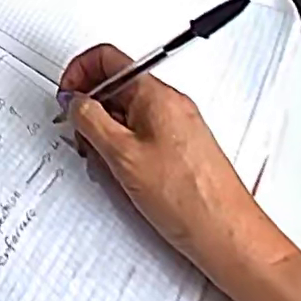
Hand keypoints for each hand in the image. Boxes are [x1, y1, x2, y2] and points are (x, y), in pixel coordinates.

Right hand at [60, 44, 289, 272]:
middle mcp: (169, 102)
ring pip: (126, 110)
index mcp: (155, 94)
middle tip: (77, 130)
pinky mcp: (180, 147)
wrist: (233, 241)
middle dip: (89, 105)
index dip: (79, 71)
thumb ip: (90, 119)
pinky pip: (141, 130)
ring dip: (104, 128)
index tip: (67, 94)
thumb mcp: (122, 155)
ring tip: (99, 158)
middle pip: (115, 84)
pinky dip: (122, 144)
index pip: (107, 58)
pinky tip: (119, 171)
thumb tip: (74, 100)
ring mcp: (177, 124)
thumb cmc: (190, 201)